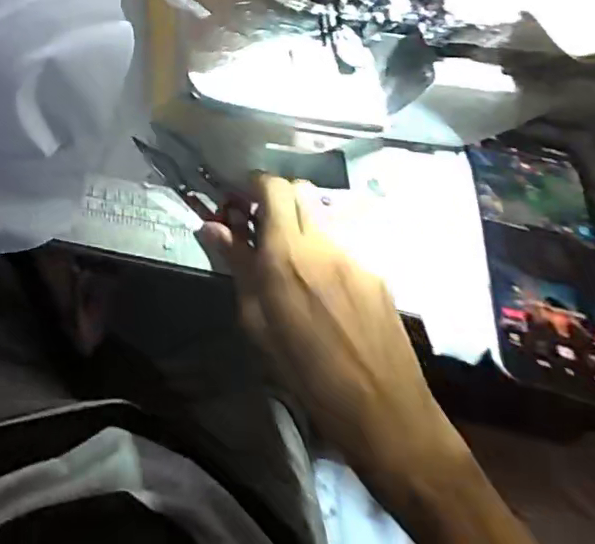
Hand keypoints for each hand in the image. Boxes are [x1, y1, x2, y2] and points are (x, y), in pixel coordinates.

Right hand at [199, 173, 455, 475]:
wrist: (382, 409)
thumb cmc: (304, 371)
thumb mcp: (256, 320)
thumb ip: (236, 264)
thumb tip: (211, 226)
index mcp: (286, 253)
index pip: (272, 187)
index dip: (253, 184)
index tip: (238, 200)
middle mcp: (323, 244)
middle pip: (300, 190)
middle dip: (277, 196)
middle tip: (260, 222)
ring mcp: (355, 257)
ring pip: (322, 218)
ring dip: (301, 224)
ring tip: (291, 261)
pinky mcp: (377, 276)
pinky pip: (342, 247)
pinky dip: (324, 252)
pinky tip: (322, 290)